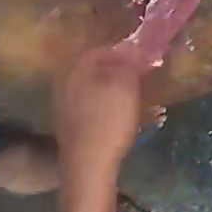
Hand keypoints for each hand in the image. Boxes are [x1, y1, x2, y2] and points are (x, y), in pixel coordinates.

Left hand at [54, 49, 143, 187]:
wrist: (87, 164)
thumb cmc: (109, 120)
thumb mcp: (126, 84)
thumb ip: (129, 61)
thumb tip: (134, 48)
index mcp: (78, 67)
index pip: (104, 48)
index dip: (128, 52)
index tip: (146, 61)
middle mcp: (66, 80)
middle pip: (97, 67)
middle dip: (120, 70)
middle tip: (142, 78)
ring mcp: (64, 102)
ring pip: (95, 85)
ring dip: (115, 88)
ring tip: (135, 97)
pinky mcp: (69, 121)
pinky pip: (92, 102)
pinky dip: (107, 104)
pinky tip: (120, 114)